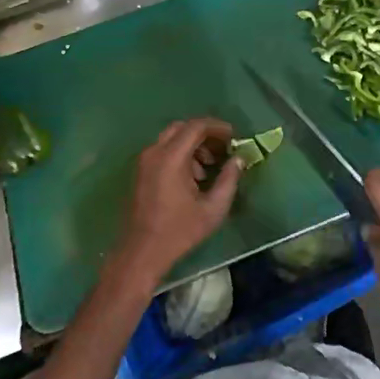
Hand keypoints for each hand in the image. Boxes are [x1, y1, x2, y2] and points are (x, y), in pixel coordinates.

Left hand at [113, 118, 242, 283]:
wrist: (142, 252)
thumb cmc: (179, 231)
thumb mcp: (213, 209)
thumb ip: (229, 180)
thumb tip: (238, 159)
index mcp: (171, 158)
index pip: (196, 126)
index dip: (218, 127)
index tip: (234, 137)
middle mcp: (154, 152)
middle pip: (182, 128)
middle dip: (205, 134)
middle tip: (223, 149)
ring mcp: (144, 161)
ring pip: (171, 138)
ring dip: (192, 145)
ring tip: (209, 167)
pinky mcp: (140, 171)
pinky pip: (163, 150)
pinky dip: (180, 154)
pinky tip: (193, 177)